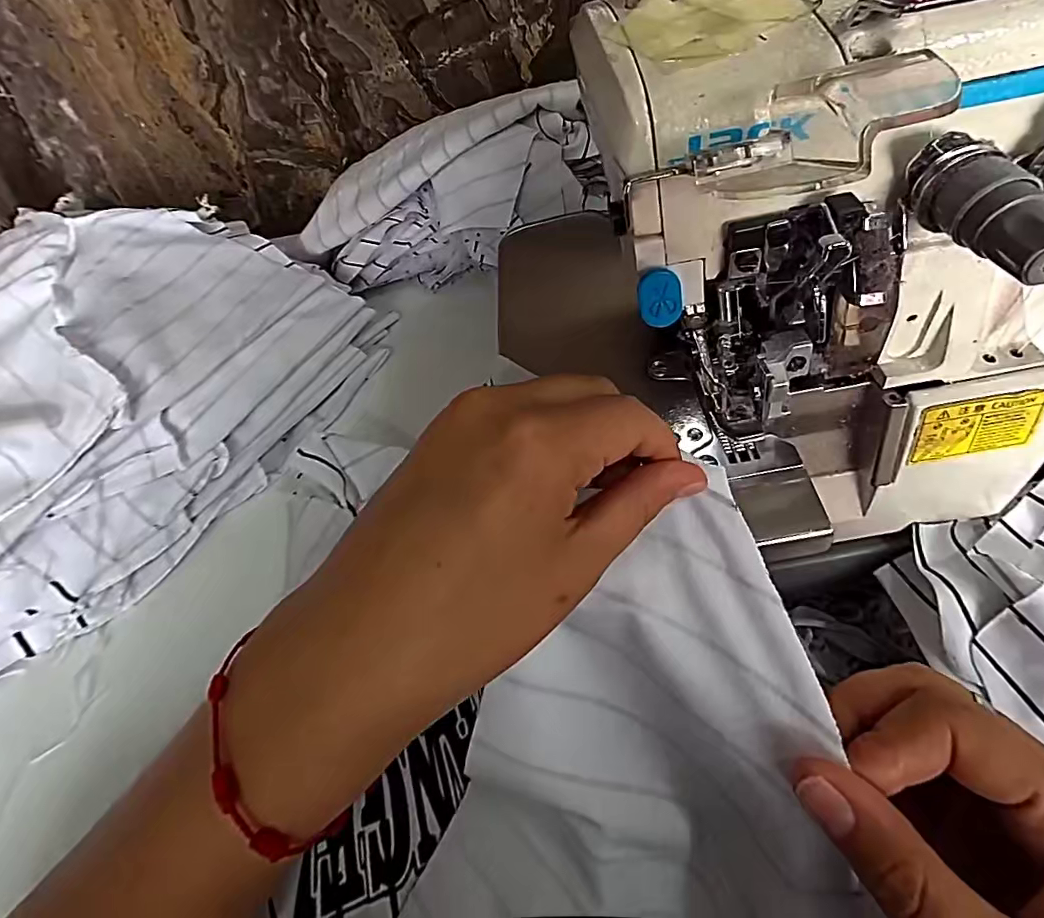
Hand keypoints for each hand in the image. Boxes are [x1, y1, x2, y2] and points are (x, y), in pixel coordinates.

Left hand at [227, 376, 706, 832]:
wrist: (355, 649)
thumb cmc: (477, 618)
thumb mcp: (574, 564)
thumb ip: (638, 504)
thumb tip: (688, 474)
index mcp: (541, 436)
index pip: (629, 415)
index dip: (661, 446)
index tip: (667, 486)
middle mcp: (500, 403)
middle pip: (592, 393)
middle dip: (625, 432)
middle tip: (630, 492)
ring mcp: (461, 412)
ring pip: (553, 396)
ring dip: (585, 430)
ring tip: (584, 494)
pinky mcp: (438, 430)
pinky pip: (513, 410)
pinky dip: (544, 432)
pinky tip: (539, 486)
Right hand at [792, 664, 1043, 917]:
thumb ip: (904, 870)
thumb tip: (816, 780)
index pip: (966, 727)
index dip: (891, 739)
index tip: (832, 778)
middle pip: (945, 708)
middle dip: (871, 718)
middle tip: (817, 757)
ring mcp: (1013, 819)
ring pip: (923, 735)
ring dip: (863, 746)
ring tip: (823, 781)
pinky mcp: (982, 845)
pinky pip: (917, 786)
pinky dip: (872, 786)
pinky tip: (846, 807)